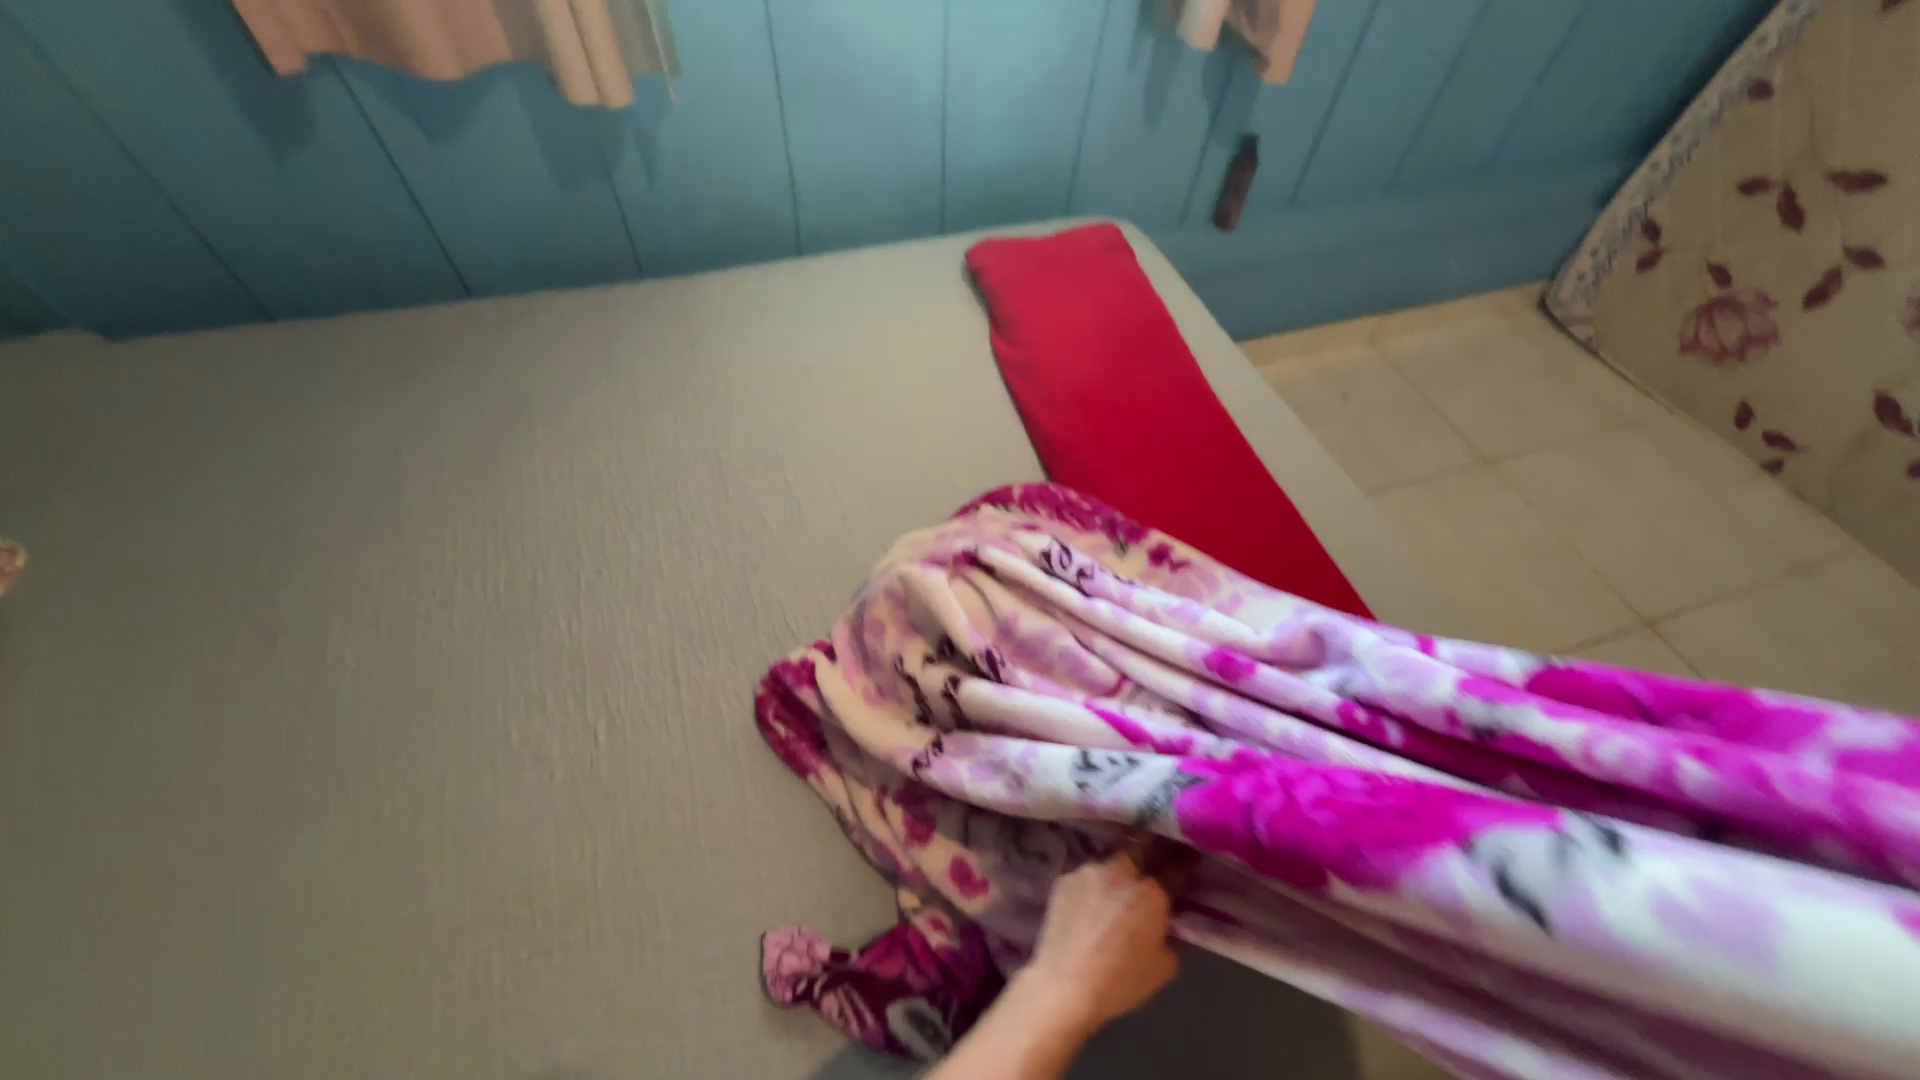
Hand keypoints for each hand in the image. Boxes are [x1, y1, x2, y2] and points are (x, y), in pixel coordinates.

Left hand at [1013, 849, 1182, 1034]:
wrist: (1065, 985)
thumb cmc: (1121, 981)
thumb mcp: (1165, 966)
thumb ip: (1173, 934)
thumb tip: (1170, 920)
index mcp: (1152, 891)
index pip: (1179, 864)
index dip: (1188, 857)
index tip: (1193, 852)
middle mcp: (1122, 870)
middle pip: (1143, 842)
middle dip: (1152, 845)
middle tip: (1155, 855)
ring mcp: (1090, 869)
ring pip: (1112, 857)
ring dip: (1120, 866)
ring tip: (1117, 882)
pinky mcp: (1065, 877)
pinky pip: (1088, 873)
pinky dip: (1095, 882)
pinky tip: (1090, 900)